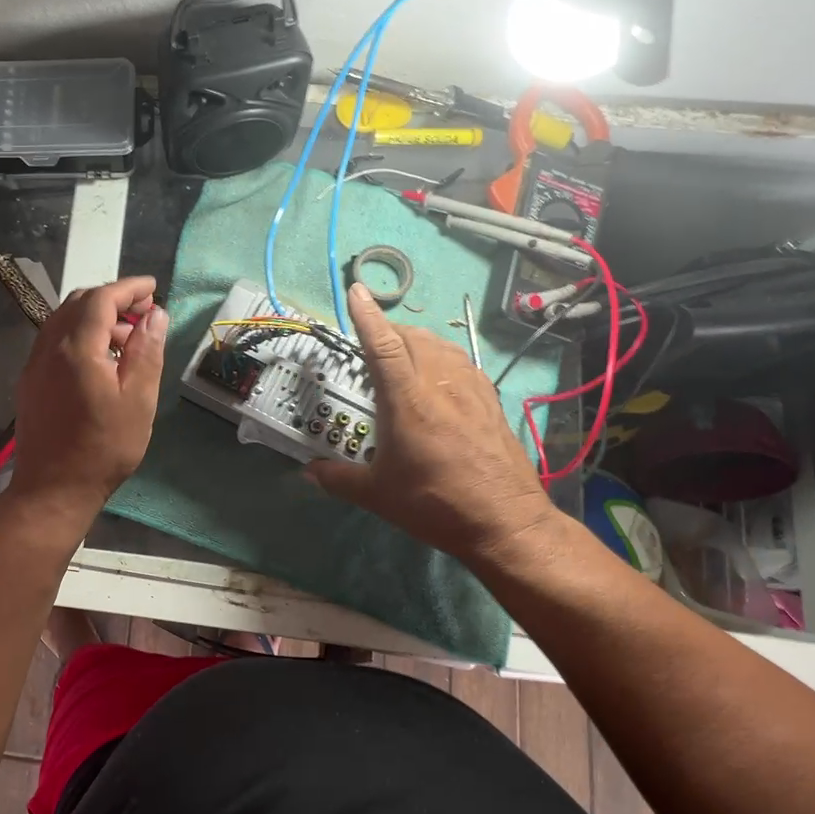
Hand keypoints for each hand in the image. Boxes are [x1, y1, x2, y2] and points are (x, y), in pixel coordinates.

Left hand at [9, 276, 169, 515]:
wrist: (52, 490)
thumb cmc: (104, 448)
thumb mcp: (138, 401)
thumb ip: (146, 352)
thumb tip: (155, 315)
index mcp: (76, 349)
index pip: (100, 299)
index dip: (128, 288)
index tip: (152, 289)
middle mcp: (49, 348)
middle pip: (78, 303)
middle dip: (112, 299)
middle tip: (143, 314)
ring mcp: (34, 364)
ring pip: (63, 320)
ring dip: (94, 317)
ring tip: (127, 339)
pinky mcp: (30, 381)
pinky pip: (54, 340)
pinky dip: (79, 334)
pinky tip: (100, 359)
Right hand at [307, 283, 557, 563]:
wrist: (505, 522)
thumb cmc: (434, 503)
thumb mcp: (377, 495)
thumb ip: (339, 479)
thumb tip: (309, 472)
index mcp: (407, 399)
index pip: (383, 344)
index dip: (367, 316)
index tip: (356, 291)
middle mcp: (440, 384)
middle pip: (414, 338)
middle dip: (390, 330)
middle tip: (371, 341)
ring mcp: (470, 391)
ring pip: (442, 346)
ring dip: (419, 341)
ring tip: (404, 353)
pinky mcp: (490, 404)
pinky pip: (463, 365)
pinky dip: (444, 359)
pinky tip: (440, 377)